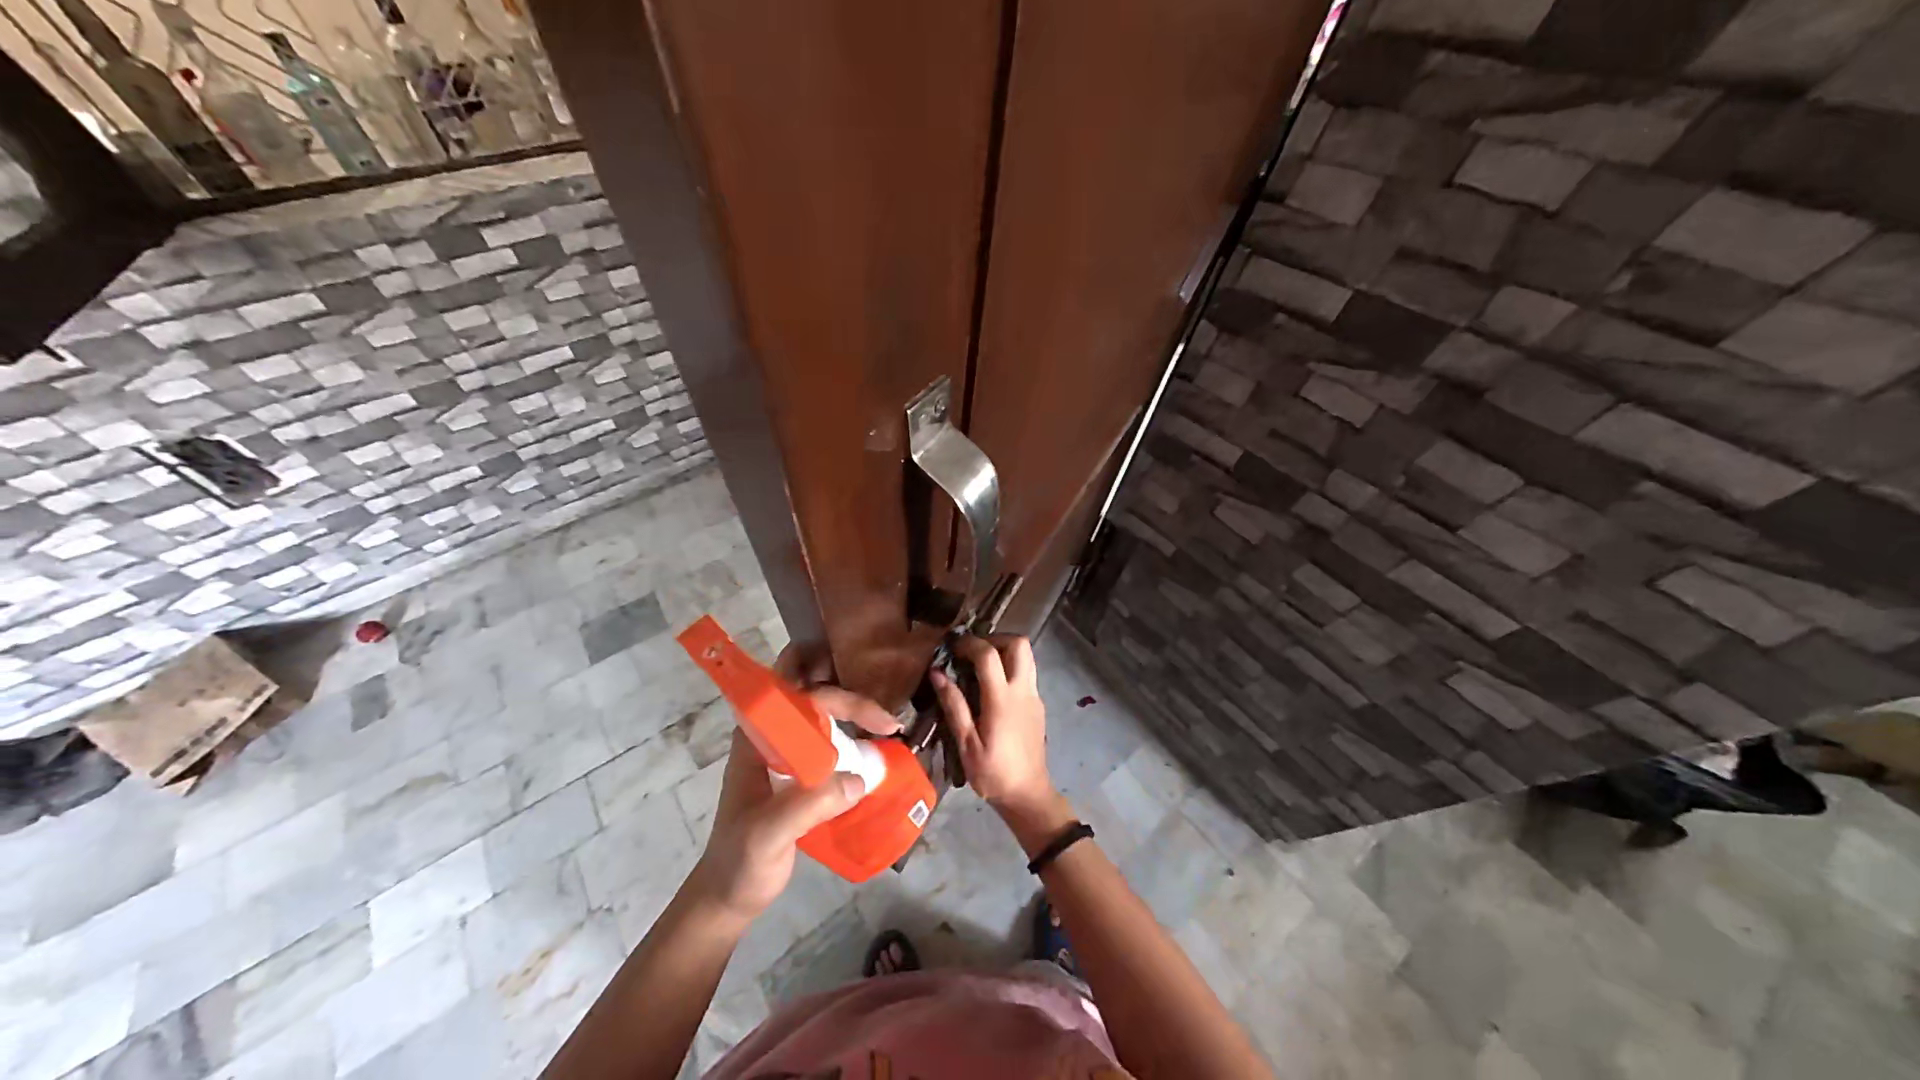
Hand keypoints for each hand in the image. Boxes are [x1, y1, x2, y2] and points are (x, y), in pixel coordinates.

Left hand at [685, 669, 900, 921]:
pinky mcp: (799, 780)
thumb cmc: (740, 863)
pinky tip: (876, 755)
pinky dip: (853, 744)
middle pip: (811, 697)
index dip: (843, 700)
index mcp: (756, 740)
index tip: (882, 722)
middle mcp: (772, 740)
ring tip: (889, 729)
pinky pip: (829, 749)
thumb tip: (859, 779)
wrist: (728, 900)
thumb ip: (808, 805)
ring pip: (822, 720)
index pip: (802, 698)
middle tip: (888, 716)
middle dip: (847, 692)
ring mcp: (785, 759)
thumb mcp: (768, 834)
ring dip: (853, 716)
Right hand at [931, 635, 1056, 818]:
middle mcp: (1023, 691)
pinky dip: (1011, 668)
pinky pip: (1027, 673)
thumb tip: (937, 673)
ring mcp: (1034, 696)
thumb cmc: (993, 773)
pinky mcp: (1038, 705)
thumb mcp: (966, 744)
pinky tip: (992, 688)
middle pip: (1019, 644)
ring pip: (1027, 656)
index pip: (988, 654)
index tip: (952, 647)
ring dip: (1005, 651)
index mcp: (1002, 699)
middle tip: (973, 652)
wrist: (1028, 794)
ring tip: (981, 666)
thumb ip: (953, 705)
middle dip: (995, 638)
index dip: (969, 643)